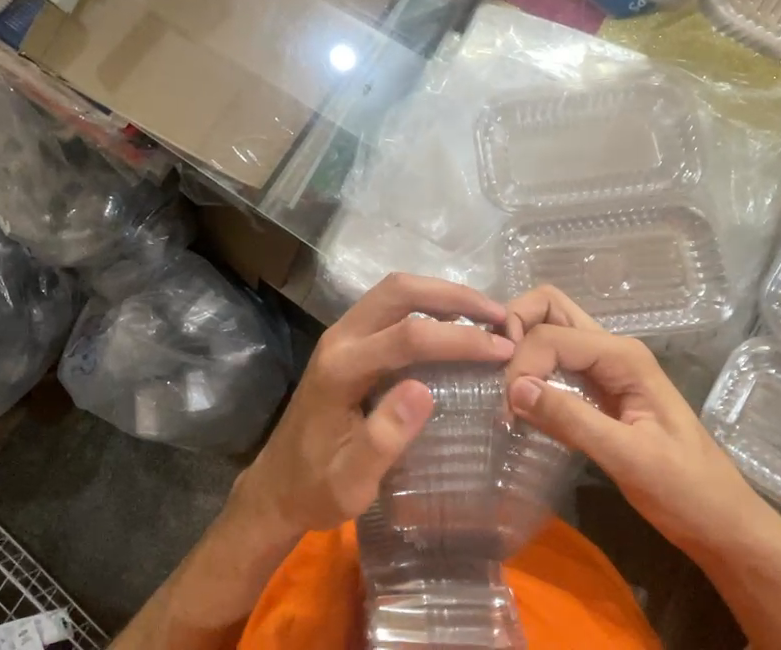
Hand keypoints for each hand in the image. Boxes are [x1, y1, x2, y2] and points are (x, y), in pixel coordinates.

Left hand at [234, 274, 514, 537]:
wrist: (276, 487)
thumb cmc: (316, 489)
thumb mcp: (352, 482)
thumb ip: (384, 439)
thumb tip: (425, 390)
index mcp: (341, 369)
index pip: (408, 336)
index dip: (459, 338)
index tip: (504, 349)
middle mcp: (339, 338)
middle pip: (399, 291)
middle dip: (454, 296)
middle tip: (500, 317)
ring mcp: (342, 334)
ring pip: (394, 291)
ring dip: (442, 295)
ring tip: (487, 316)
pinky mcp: (348, 340)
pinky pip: (391, 306)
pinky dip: (428, 305)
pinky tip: (456, 325)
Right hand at [503, 286, 774, 554]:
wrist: (722, 524)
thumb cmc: (685, 491)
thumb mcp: (628, 458)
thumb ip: (571, 419)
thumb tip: (516, 389)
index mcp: (623, 357)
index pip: (552, 336)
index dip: (522, 365)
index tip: (510, 408)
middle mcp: (612, 350)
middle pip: (550, 308)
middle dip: (515, 327)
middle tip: (498, 375)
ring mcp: (605, 368)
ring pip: (551, 330)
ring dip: (521, 348)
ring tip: (506, 390)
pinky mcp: (598, 391)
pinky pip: (556, 363)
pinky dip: (532, 372)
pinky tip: (522, 404)